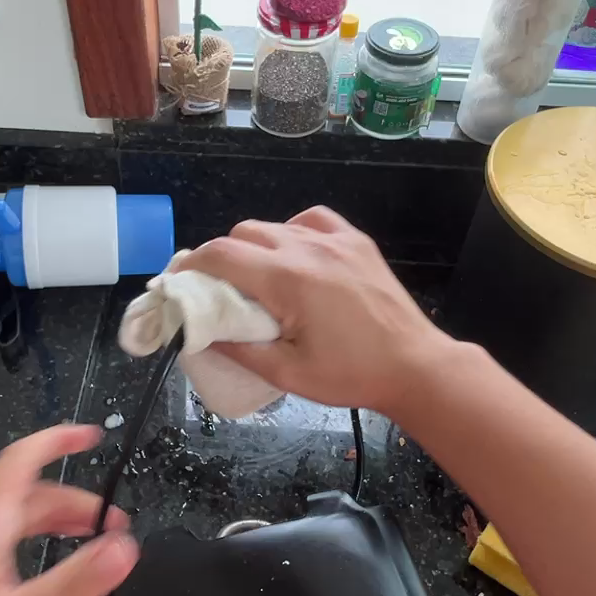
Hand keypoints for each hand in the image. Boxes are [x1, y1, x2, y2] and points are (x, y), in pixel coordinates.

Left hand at [0, 425, 136, 595]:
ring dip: (47, 522)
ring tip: (79, 544)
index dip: (59, 439)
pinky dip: (20, 540)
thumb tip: (126, 548)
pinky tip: (25, 573)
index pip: (22, 459)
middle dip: (71, 502)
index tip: (91, 434)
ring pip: (3, 519)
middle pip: (22, 495)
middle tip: (109, 525)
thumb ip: (76, 583)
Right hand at [179, 206, 463, 417]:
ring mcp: (335, 240)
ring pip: (273, 225)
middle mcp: (307, 248)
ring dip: (253, 246)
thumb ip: (238, 349)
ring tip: (256, 278)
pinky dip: (291, 232)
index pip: (221, 255)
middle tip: (218, 289)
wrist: (414, 366)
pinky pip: (311, 220)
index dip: (191, 265)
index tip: (180, 282)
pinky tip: (294, 256)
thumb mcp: (286, 373)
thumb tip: (199, 334)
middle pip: (242, 233)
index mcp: (287, 280)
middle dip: (220, 257)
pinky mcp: (356, 241)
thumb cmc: (350, 375)